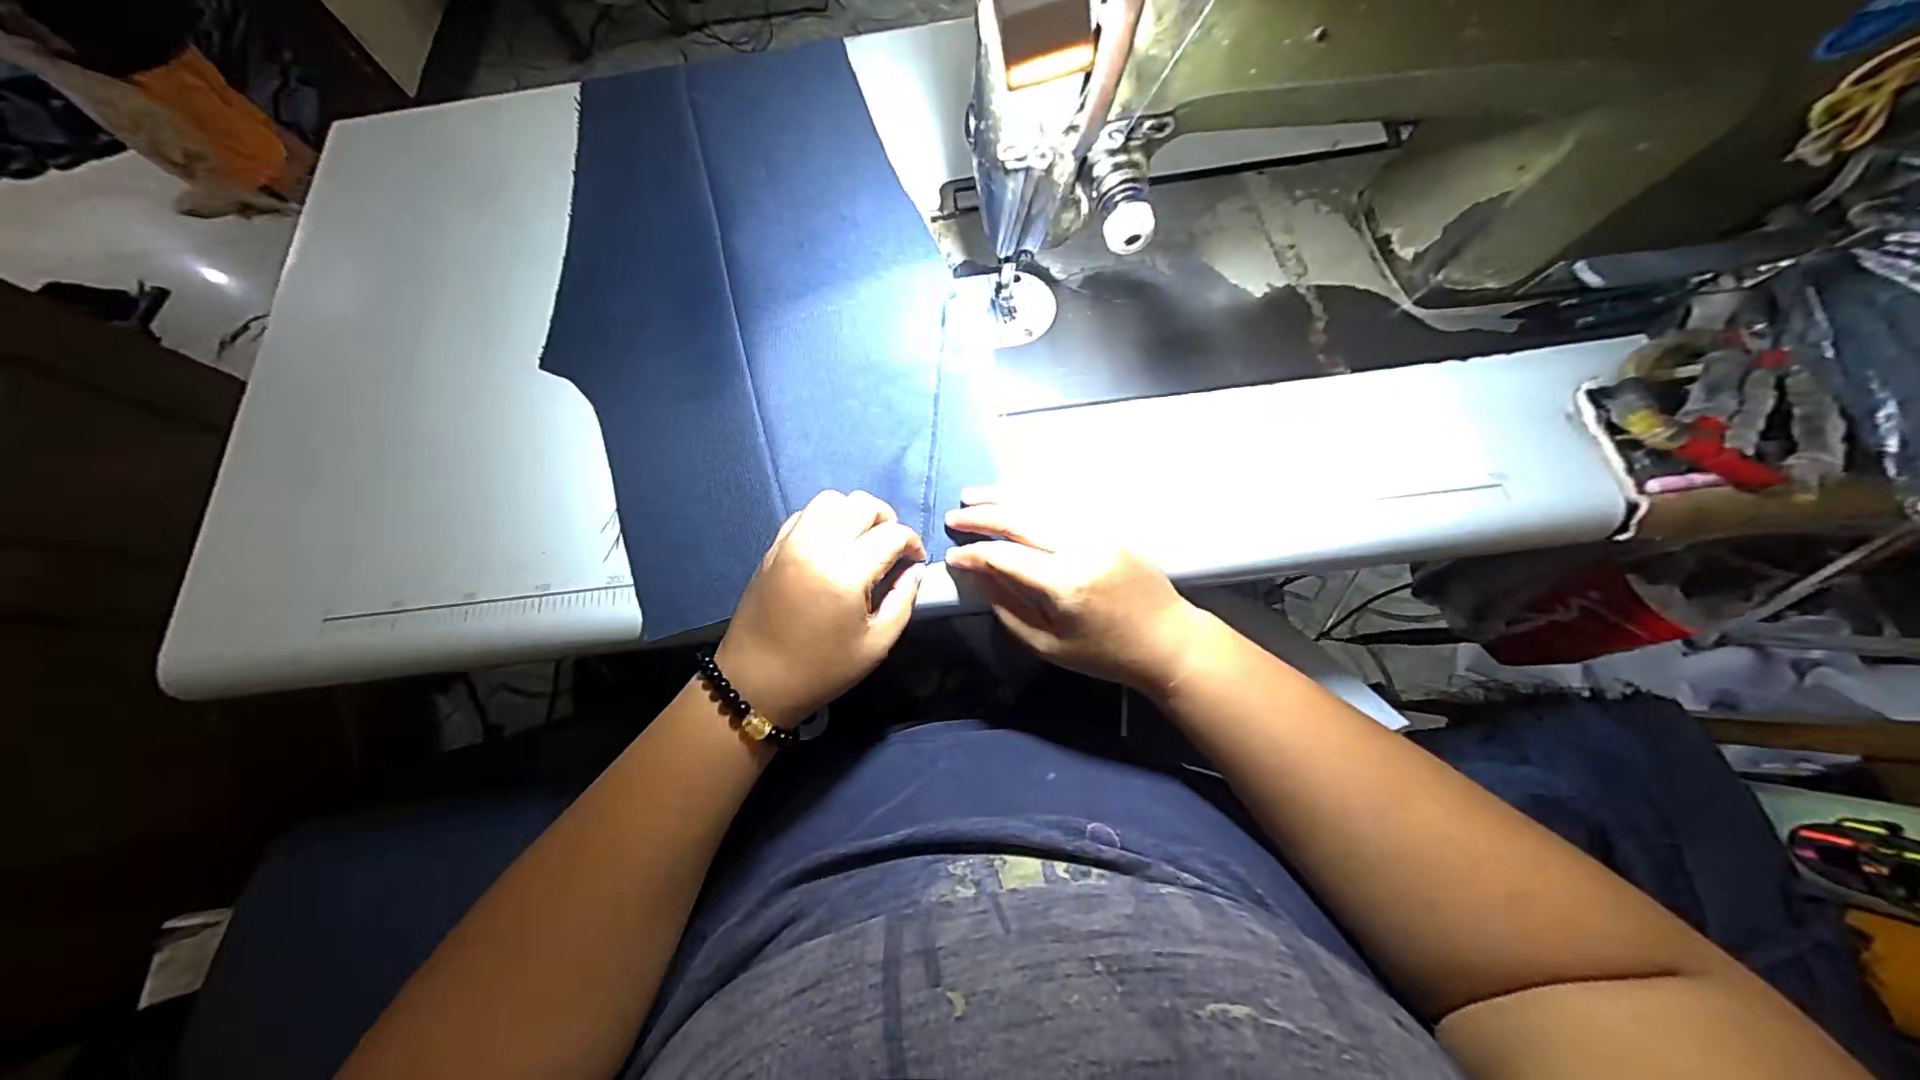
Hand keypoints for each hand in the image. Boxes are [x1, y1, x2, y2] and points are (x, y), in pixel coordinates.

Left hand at [715, 490, 925, 725]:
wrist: (755, 681)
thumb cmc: (821, 669)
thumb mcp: (876, 643)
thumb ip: (903, 600)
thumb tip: (914, 570)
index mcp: (846, 571)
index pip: (892, 533)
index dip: (912, 543)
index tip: (915, 561)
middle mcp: (817, 545)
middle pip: (862, 504)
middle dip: (886, 520)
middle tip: (892, 549)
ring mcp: (791, 542)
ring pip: (831, 500)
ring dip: (854, 513)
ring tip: (862, 541)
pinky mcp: (774, 547)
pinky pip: (806, 513)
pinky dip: (826, 519)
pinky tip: (833, 546)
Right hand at [944, 489, 1210, 694]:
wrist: (1166, 640)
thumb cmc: (1103, 653)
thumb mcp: (1047, 644)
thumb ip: (1008, 607)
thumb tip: (979, 574)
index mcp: (1064, 584)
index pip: (1005, 556)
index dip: (974, 554)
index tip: (953, 556)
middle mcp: (1080, 548)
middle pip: (1021, 518)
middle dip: (982, 516)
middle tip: (954, 516)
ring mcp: (1099, 532)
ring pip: (1042, 502)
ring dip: (1004, 496)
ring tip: (974, 496)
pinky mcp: (1110, 527)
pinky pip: (1065, 503)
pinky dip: (1035, 495)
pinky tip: (1015, 493)